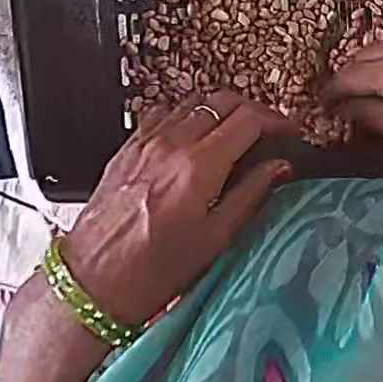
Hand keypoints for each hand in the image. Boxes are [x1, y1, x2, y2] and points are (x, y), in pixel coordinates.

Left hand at [63, 91, 296, 325]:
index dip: (277, 120)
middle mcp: (172, 144)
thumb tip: (277, 168)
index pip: (249, 119)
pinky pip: (165, 113)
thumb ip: (251, 194)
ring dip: (222, 110)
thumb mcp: (214, 238)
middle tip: (269, 130)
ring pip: (194, 102)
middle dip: (254, 109)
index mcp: (198, 166)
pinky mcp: (129, 145)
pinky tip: (194, 137)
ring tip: (235, 132)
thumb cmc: (152, 271)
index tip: (290, 132)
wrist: (92, 281)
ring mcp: (147, 140)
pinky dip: (188, 116)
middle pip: (224, 100)